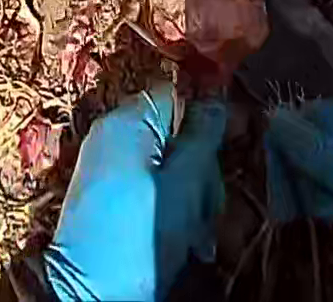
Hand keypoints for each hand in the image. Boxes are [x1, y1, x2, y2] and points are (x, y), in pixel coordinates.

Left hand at [43, 83, 228, 301]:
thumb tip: (217, 101)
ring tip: (199, 233)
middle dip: (200, 166)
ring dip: (189, 192)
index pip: (178, 94)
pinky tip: (182, 238)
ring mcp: (104, 164)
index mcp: (128, 120)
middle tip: (211, 207)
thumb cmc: (141, 235)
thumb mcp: (184, 184)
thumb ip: (203, 136)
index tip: (229, 146)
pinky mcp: (103, 195)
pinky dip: (167, 203)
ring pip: (164, 161)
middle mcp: (112, 133)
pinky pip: (146, 183)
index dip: (208, 116)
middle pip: (173, 131)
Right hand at [265, 99, 332, 299]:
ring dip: (311, 195)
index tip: (264, 167)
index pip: (297, 119)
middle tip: (278, 199)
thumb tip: (270, 114)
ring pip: (323, 176)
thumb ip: (306, 142)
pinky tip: (325, 223)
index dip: (278, 140)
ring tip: (296, 214)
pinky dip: (330, 210)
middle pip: (307, 148)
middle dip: (292, 171)